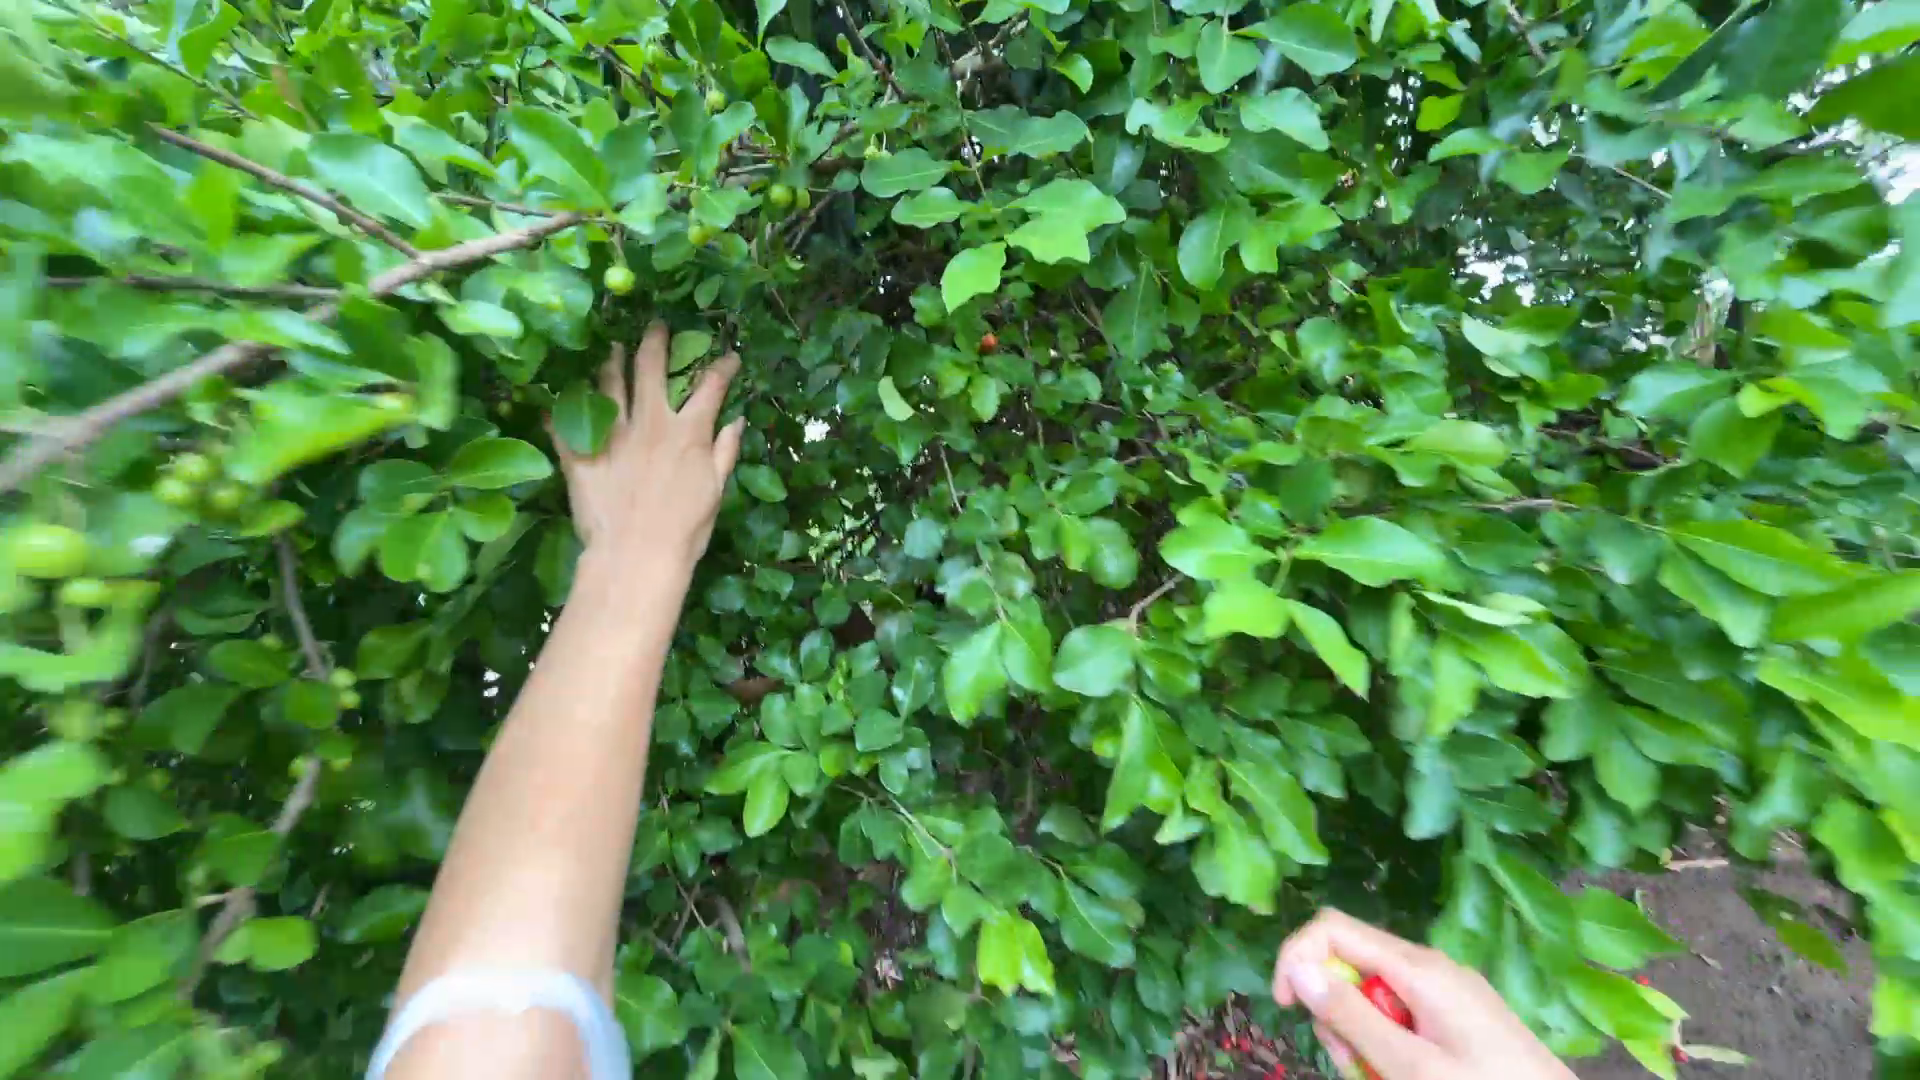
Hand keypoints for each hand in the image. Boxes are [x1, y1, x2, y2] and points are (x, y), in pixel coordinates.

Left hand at [550, 322, 743, 580]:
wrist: (638, 554)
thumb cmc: (686, 528)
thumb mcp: (716, 490)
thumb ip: (725, 452)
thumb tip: (736, 421)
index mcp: (688, 432)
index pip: (710, 387)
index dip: (722, 367)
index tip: (729, 356)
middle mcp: (650, 423)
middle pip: (651, 368)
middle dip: (654, 341)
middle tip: (655, 326)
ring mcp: (612, 434)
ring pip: (608, 384)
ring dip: (612, 362)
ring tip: (612, 350)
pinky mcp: (581, 453)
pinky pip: (565, 423)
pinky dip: (562, 410)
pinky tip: (559, 400)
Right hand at [1273, 908, 1575, 1079]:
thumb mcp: (1413, 1070)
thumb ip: (1352, 1018)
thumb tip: (1295, 967)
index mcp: (1418, 967)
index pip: (1331, 928)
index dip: (1296, 956)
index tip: (1286, 1007)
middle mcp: (1429, 965)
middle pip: (1349, 959)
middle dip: (1332, 1006)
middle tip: (1347, 1063)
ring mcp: (1448, 988)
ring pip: (1372, 989)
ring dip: (1359, 1030)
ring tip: (1379, 1077)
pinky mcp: (1460, 1014)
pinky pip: (1401, 1009)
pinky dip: (1387, 1038)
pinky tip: (1403, 1074)